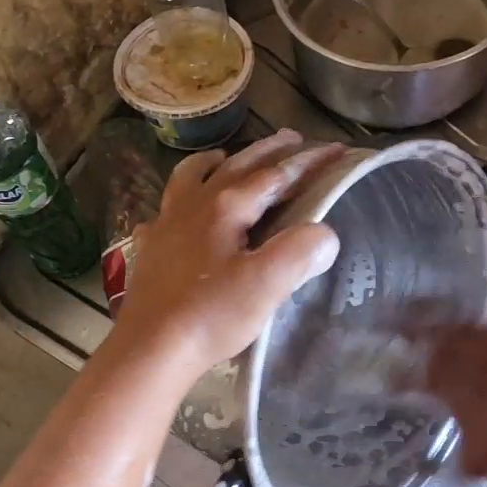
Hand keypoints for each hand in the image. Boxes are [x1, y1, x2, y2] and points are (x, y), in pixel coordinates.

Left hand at [109, 130, 344, 377]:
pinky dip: (179, 201)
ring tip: (227, 157)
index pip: (276, 175)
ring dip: (215, 163)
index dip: (309, 161)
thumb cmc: (211, 315)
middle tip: (291, 138)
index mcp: (226, 206)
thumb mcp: (266, 285)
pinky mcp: (150, 248)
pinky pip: (165, 211)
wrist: (150, 348)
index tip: (336, 149)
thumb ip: (300, 252)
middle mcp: (194, 204)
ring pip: (191, 177)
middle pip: (236, 166)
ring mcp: (167, 224)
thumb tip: (324, 233)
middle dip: (267, 151)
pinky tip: (180, 213)